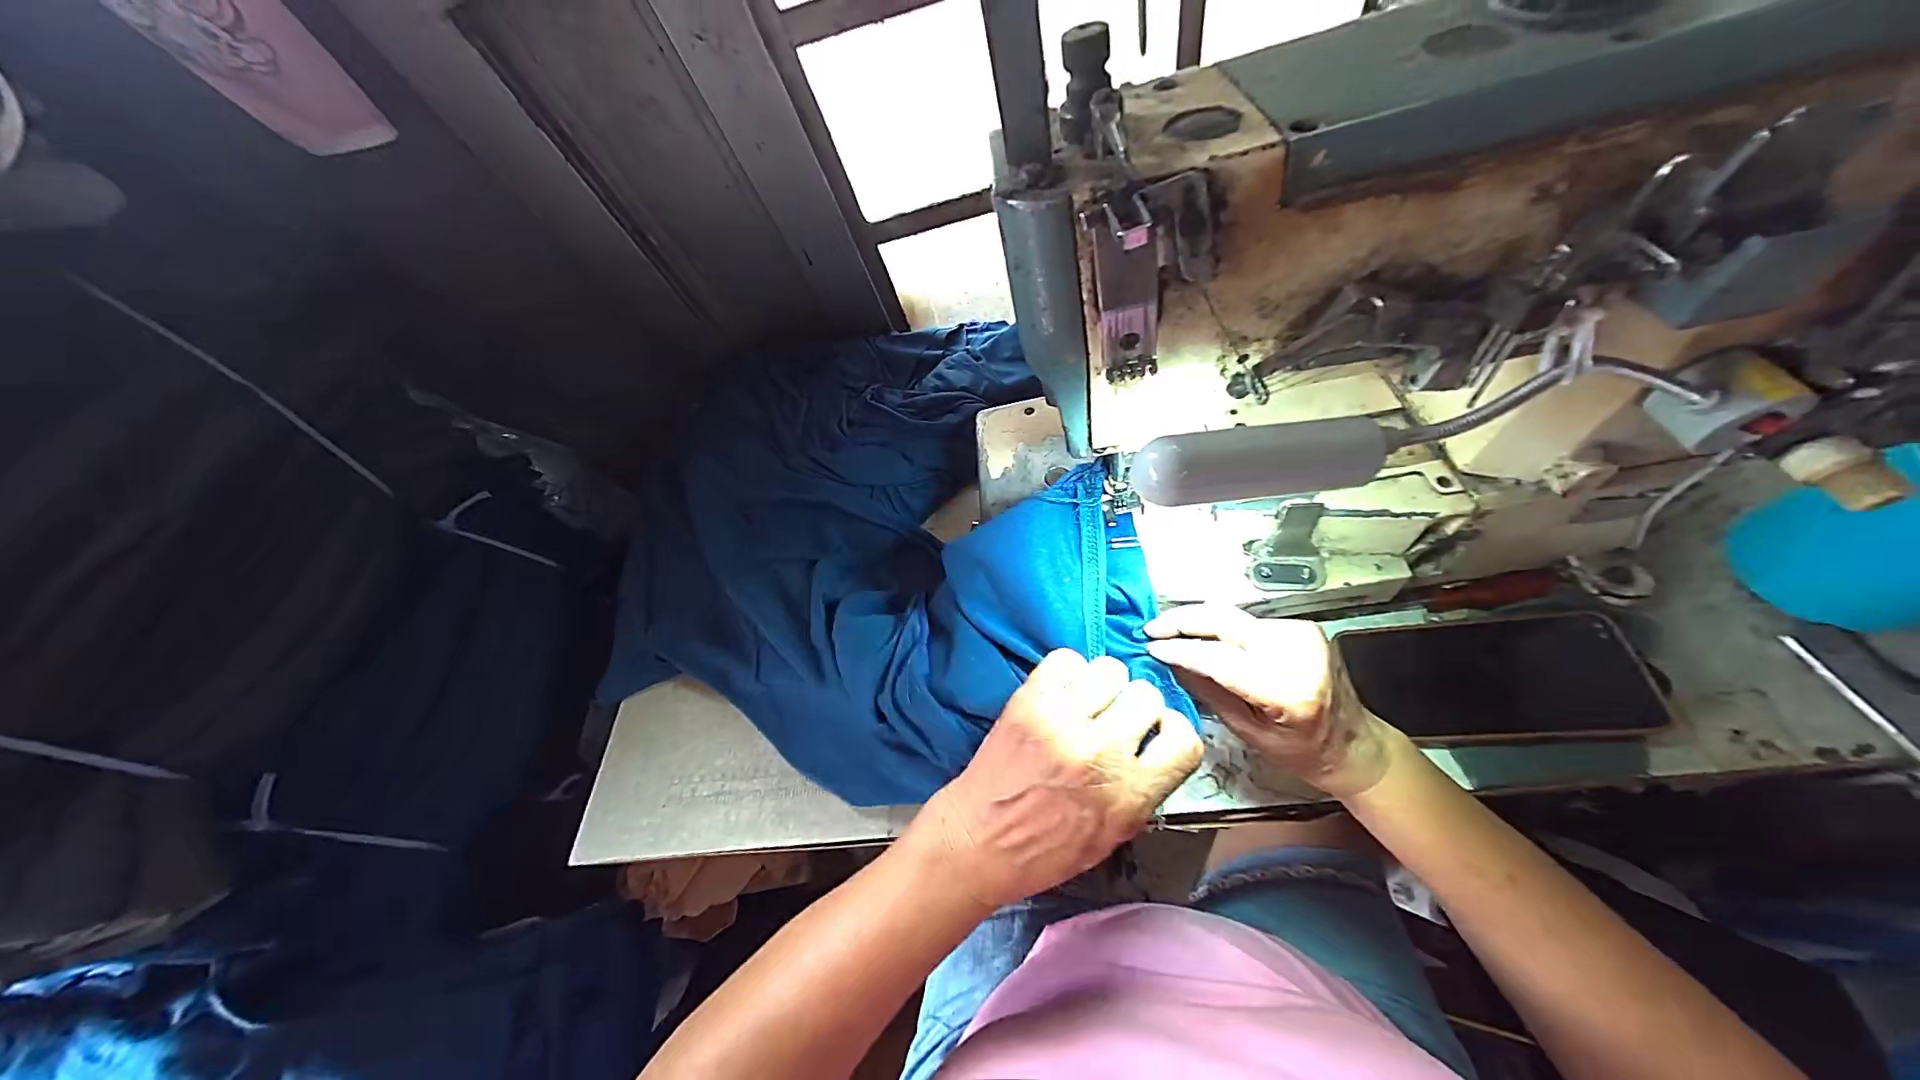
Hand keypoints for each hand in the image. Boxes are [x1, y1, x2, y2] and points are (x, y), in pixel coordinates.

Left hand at [906, 650, 1204, 911]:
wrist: (979, 842)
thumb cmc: (1046, 849)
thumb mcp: (1113, 835)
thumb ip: (1143, 789)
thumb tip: (1155, 746)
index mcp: (1130, 794)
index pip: (1185, 739)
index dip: (1172, 732)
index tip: (1155, 734)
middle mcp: (1102, 752)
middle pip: (1146, 695)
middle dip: (1135, 706)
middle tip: (1114, 719)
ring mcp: (1063, 721)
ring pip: (1111, 670)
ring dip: (1103, 686)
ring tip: (1086, 704)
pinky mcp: (1030, 702)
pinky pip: (1066, 659)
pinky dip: (1067, 673)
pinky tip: (1060, 694)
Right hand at [1144, 603, 1398, 798]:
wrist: (1355, 744)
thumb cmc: (1303, 751)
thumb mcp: (1249, 732)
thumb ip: (1209, 692)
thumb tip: (1172, 663)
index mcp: (1287, 688)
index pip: (1218, 657)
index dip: (1179, 649)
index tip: (1150, 647)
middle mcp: (1297, 652)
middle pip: (1225, 621)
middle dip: (1182, 620)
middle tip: (1151, 628)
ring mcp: (1302, 634)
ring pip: (1234, 617)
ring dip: (1199, 621)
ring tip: (1169, 631)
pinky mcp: (1301, 627)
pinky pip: (1248, 622)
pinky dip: (1221, 627)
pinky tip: (1203, 636)